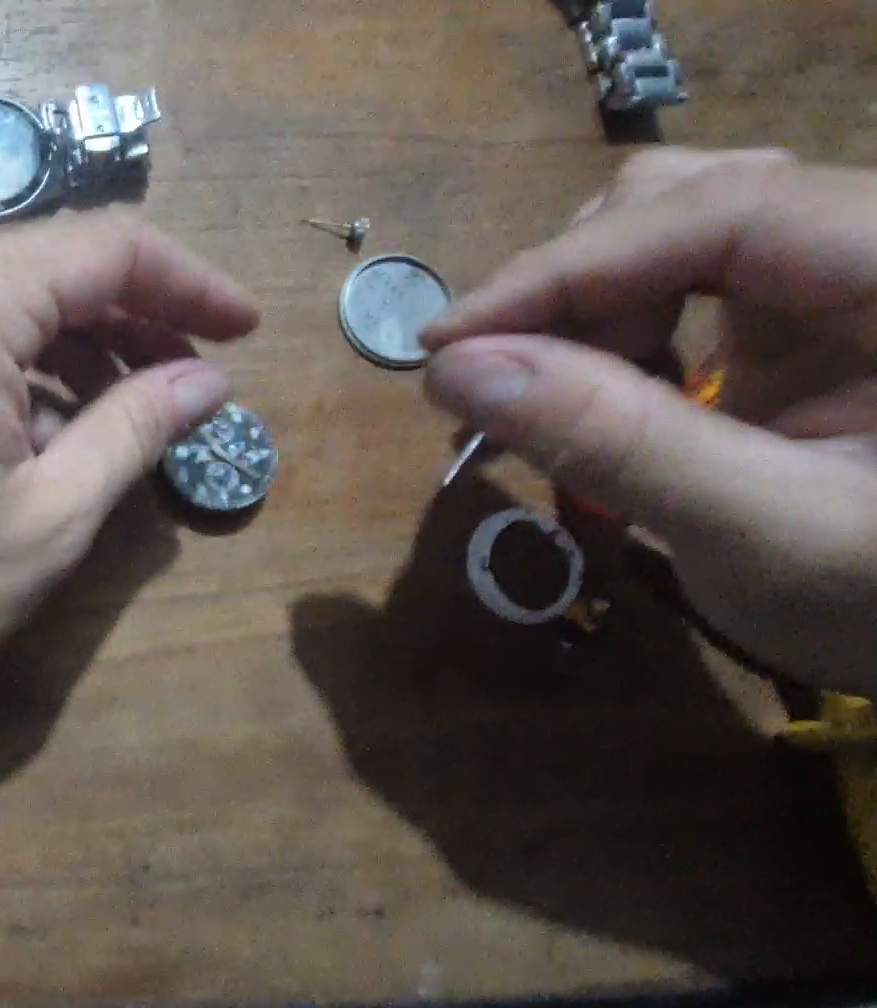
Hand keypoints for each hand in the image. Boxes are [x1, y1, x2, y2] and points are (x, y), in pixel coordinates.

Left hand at [0, 214, 257, 719]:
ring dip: (76, 349)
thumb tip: (206, 379)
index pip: (104, 249)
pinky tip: (50, 430)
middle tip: (193, 378)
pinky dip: (17, 373)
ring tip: (131, 413)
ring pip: (2, 306)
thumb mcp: (45, 519)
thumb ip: (134, 431)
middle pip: (50, 270)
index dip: (190, 282)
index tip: (244, 329)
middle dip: (134, 318)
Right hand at [419, 148, 876, 695]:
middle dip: (574, 288)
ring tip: (553, 401)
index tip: (446, 343)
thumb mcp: (765, 535)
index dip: (568, 266)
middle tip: (506, 383)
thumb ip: (615, 443)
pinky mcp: (806, 316)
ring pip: (671, 232)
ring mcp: (846, 277)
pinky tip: (592, 400)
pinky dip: (603, 337)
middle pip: (693, 196)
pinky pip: (676, 286)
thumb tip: (453, 370)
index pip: (730, 210)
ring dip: (581, 312)